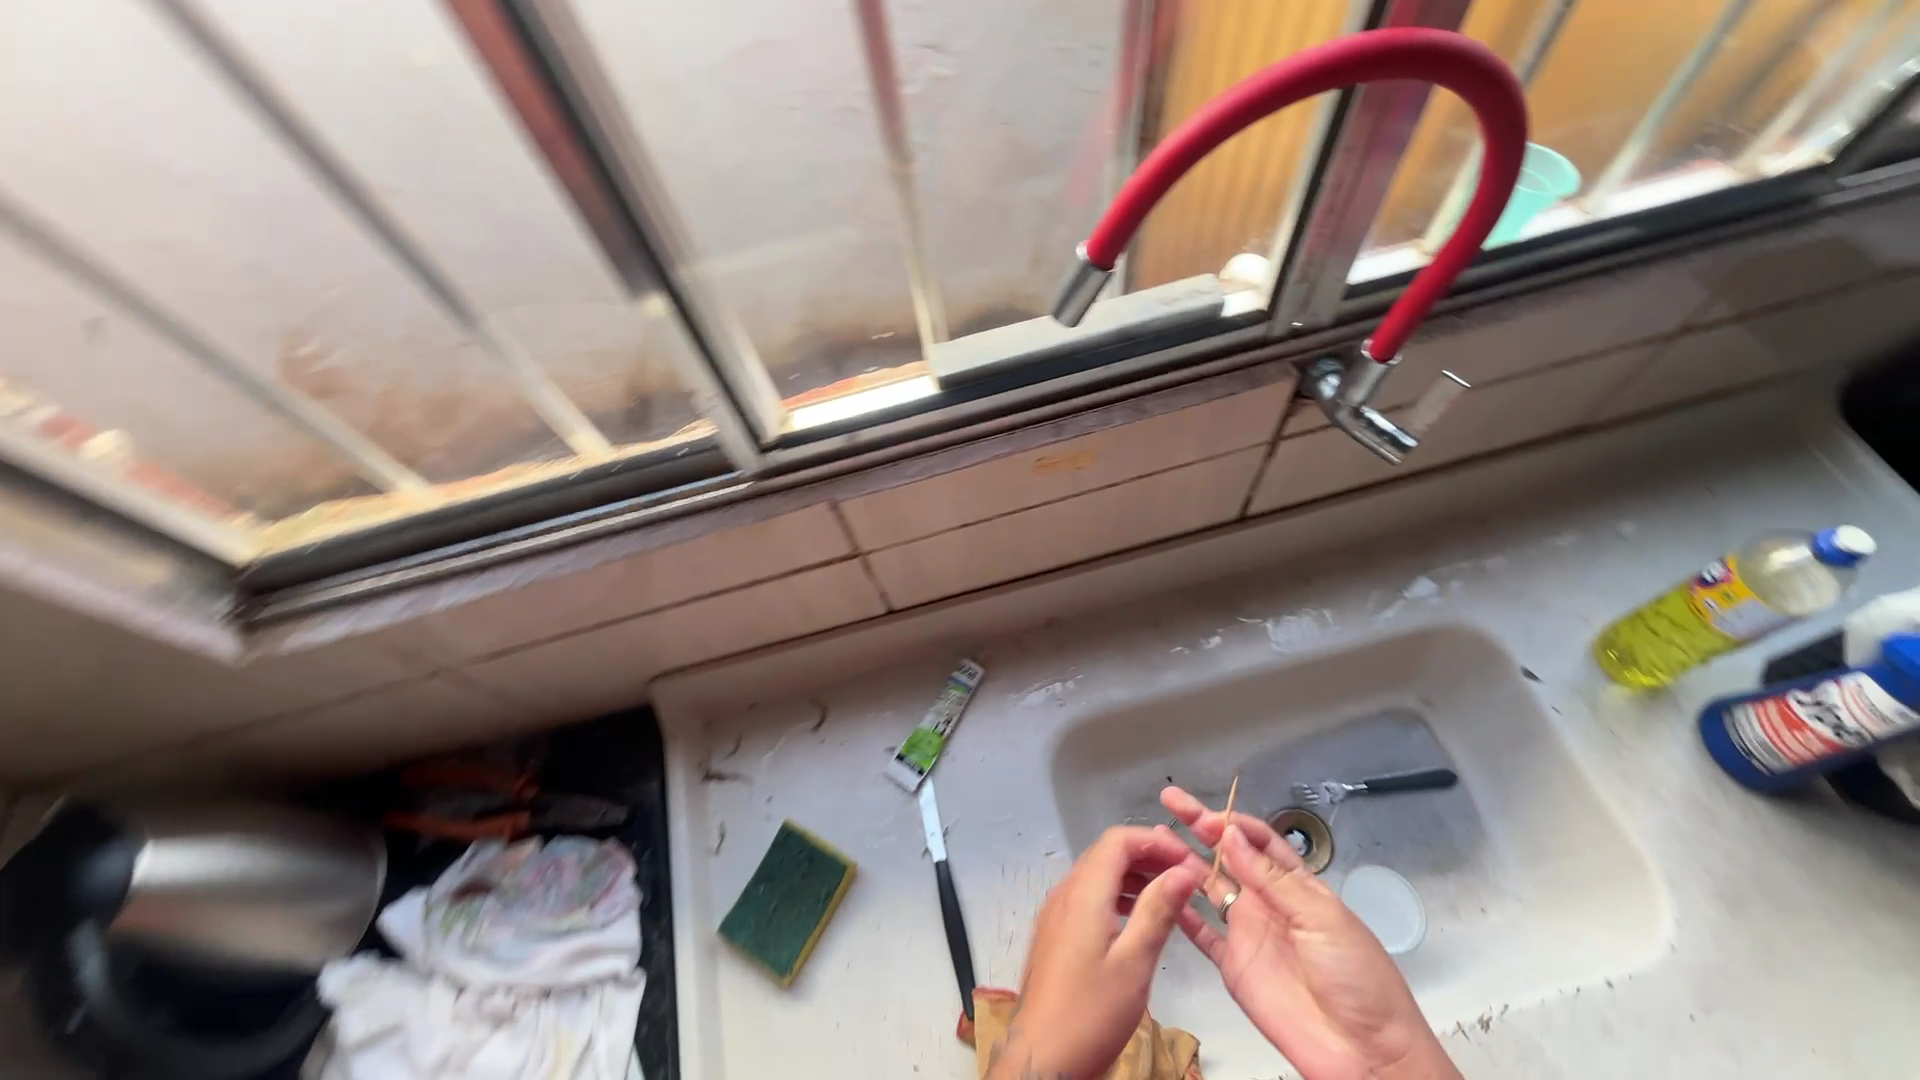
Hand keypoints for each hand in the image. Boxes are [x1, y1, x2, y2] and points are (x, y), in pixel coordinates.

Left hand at [985, 826, 1199, 1079]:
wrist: (1044, 1056)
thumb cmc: (1092, 1011)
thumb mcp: (1135, 961)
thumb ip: (1158, 909)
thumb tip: (1183, 870)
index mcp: (1083, 891)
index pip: (1118, 840)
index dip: (1155, 841)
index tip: (1188, 859)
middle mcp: (1065, 892)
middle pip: (1107, 853)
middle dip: (1148, 856)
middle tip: (1185, 876)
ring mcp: (1056, 911)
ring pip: (1098, 874)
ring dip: (1133, 876)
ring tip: (1169, 895)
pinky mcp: (1056, 932)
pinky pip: (1088, 896)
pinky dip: (1117, 895)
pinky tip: (1139, 918)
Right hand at [1161, 786, 1459, 1079]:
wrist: (1365, 1053)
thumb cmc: (1358, 979)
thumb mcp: (1322, 919)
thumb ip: (1272, 878)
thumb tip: (1232, 834)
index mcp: (1296, 886)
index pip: (1259, 841)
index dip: (1232, 823)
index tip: (1206, 814)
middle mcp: (1267, 902)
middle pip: (1228, 856)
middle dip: (1200, 826)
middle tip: (1172, 800)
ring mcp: (1247, 932)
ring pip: (1207, 886)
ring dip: (1182, 861)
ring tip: (1154, 840)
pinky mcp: (1232, 964)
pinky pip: (1200, 933)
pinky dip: (1179, 912)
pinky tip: (1158, 893)